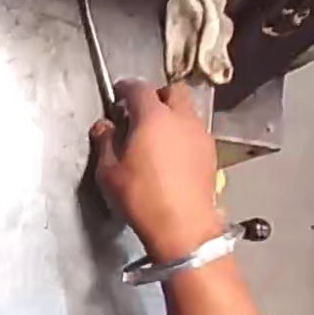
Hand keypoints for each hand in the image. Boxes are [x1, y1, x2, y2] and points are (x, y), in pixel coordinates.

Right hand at [91, 80, 223, 260]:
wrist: (182, 226)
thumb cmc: (142, 198)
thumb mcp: (109, 172)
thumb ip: (104, 143)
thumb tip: (103, 127)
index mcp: (153, 117)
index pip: (139, 88)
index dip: (126, 88)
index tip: (118, 94)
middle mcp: (181, 118)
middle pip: (172, 91)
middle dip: (155, 96)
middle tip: (139, 112)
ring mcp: (200, 135)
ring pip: (187, 111)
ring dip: (171, 116)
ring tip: (155, 136)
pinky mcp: (210, 153)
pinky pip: (195, 132)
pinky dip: (182, 135)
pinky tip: (170, 155)